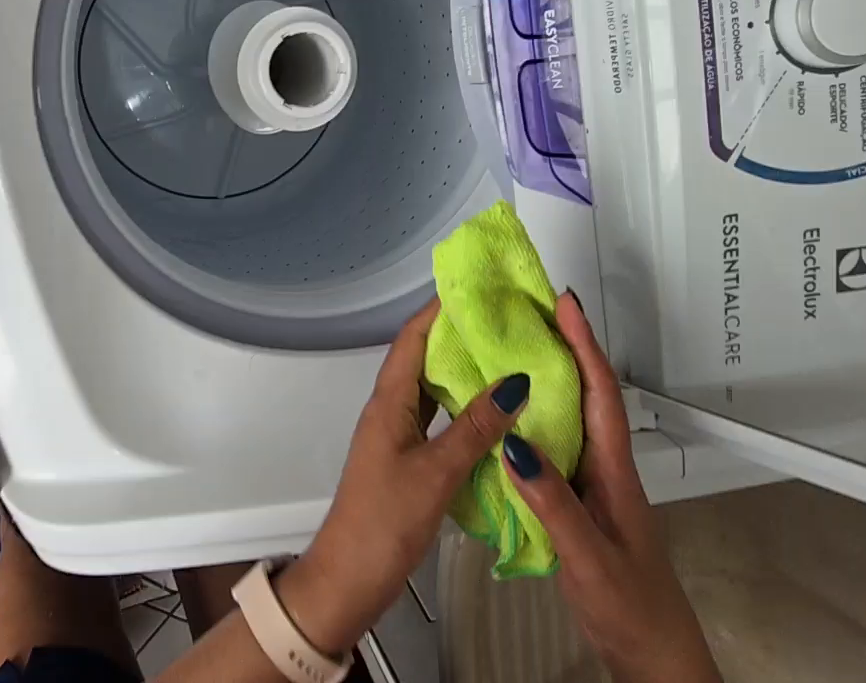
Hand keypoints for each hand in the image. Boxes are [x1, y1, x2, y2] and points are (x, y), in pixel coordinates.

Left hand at [276, 297, 530, 655]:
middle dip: (457, 337)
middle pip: (422, 359)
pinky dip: (463, 409)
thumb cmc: (386, 519)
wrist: (351, 576)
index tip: (474, 289)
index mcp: (388, 402)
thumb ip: (475, 428)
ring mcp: (397, 435)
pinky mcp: (407, 460)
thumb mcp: (436, 471)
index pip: (412, 339)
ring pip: (432, 390)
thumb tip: (515, 381)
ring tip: (507, 357)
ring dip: (462, 372)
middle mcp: (390, 409)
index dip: (438, 310)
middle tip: (503, 322)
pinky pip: (437, 419)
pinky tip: (493, 412)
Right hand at [500, 292, 720, 682]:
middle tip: (525, 313)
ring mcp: (591, 485)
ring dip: (546, 380)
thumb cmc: (631, 608)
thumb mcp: (590, 558)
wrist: (655, 660)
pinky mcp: (576, 503)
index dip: (583, 345)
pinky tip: (504, 422)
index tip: (563, 302)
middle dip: (563, 347)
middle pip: (586, 394)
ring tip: (508, 351)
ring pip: (569, 418)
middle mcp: (604, 468)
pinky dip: (531, 422)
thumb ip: (554, 503)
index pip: (601, 393)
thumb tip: (514, 440)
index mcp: (614, 471)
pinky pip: (551, 447)